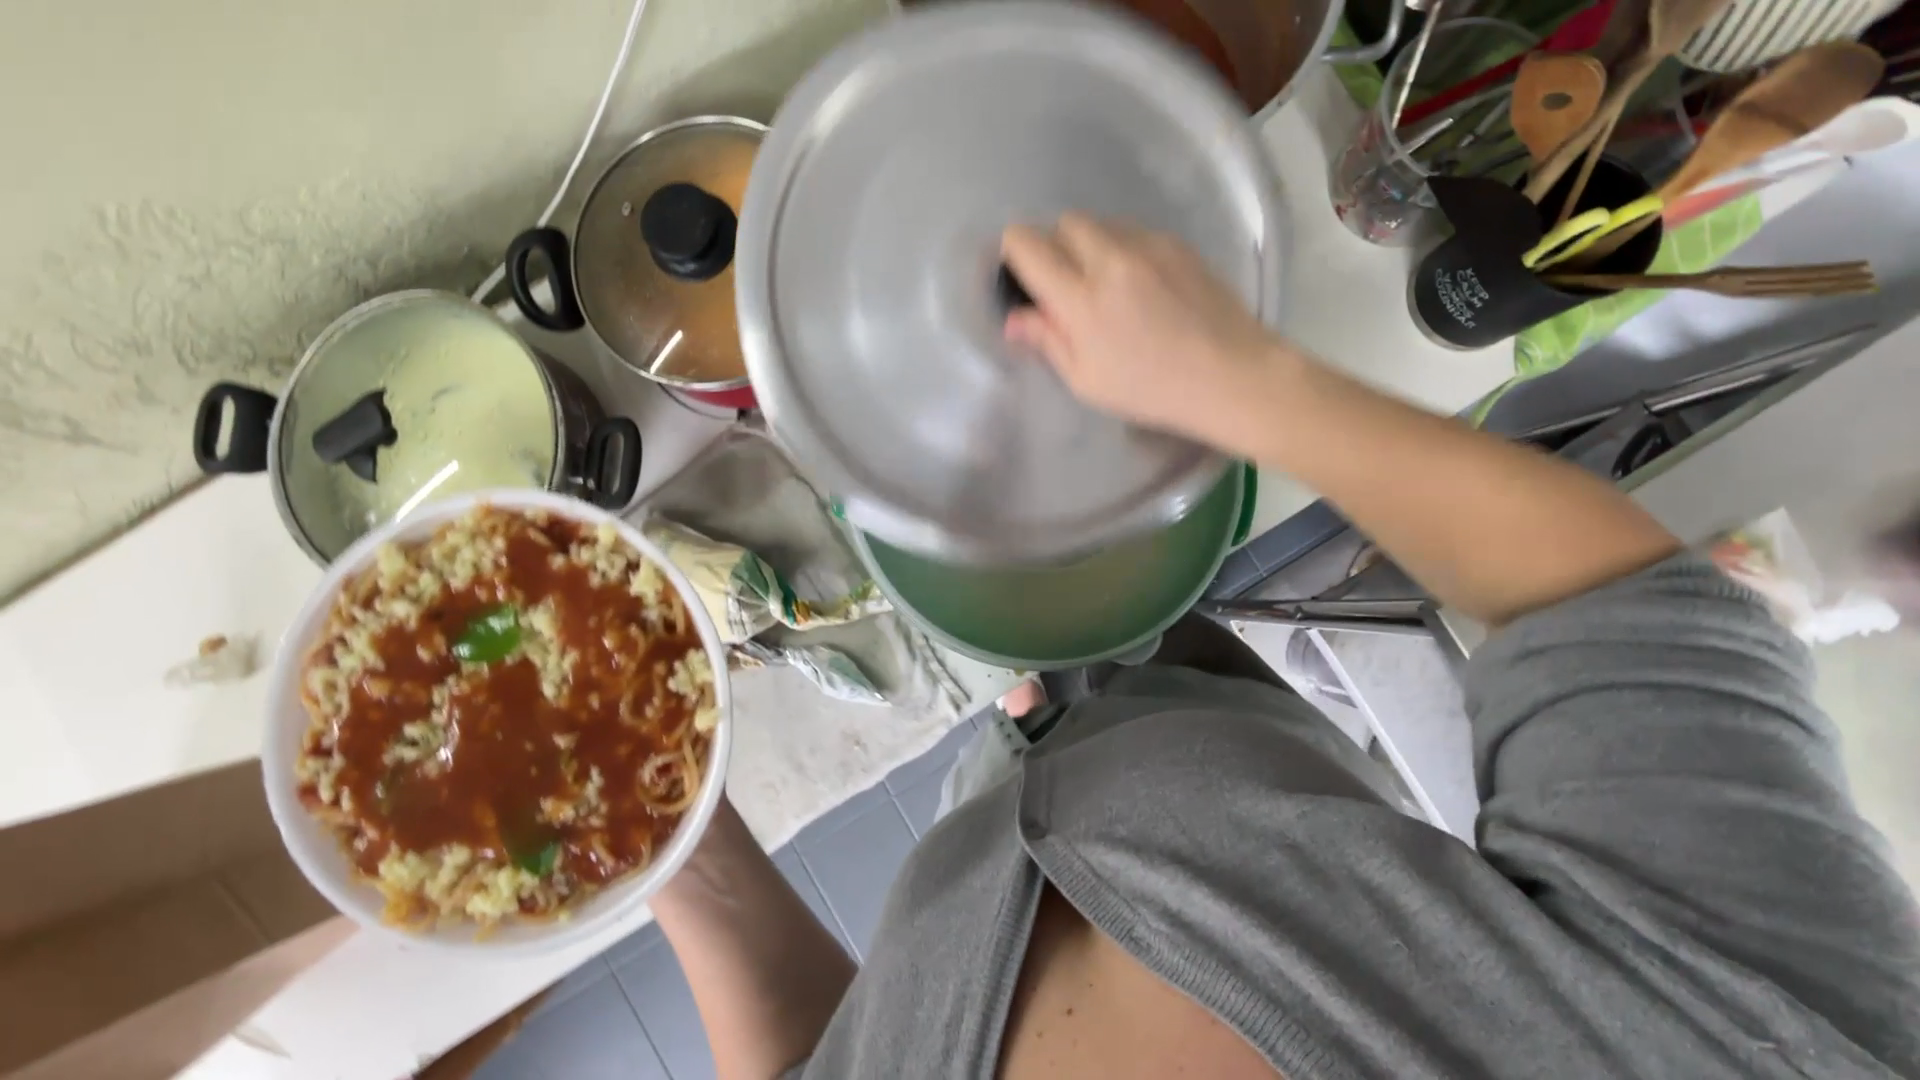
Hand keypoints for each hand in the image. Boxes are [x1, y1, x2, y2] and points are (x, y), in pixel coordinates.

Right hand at [1001, 214, 1294, 444]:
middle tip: (1065, 284)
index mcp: (1082, 298)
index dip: (1015, 253)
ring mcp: (1148, 245)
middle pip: (1064, 223)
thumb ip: (1047, 341)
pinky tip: (1139, 286)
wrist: (1231, 374)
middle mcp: (1110, 258)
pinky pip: (1133, 232)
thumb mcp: (1087, 380)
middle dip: (1056, 247)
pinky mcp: (1176, 243)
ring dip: (1090, 246)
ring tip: (1105, 286)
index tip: (1021, 274)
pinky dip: (1123, 250)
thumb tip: (1014, 318)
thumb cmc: (1151, 389)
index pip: (1028, 244)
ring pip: (1101, 223)